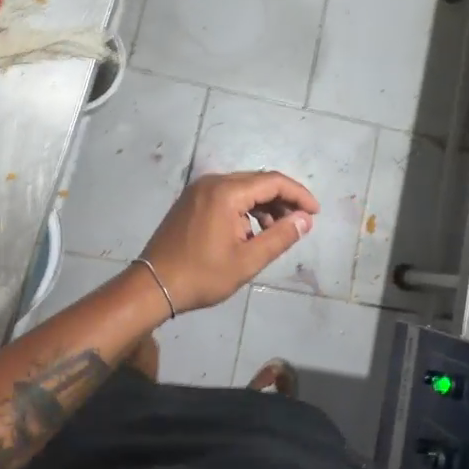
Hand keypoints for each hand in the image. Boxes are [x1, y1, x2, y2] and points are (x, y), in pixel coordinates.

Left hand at [139, 171, 318, 312]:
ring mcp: (199, 190)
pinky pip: (227, 195)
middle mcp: (213, 182)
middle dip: (283, 200)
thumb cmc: (202, 275)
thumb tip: (306, 220)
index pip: (273, 182)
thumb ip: (280, 237)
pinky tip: (251, 232)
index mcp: (227, 192)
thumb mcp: (248, 260)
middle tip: (300, 223)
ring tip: (277, 232)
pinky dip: (245, 208)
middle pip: (258, 182)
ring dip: (264, 206)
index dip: (299, 195)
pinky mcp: (192, 200)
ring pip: (243, 188)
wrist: (152, 286)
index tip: (315, 213)